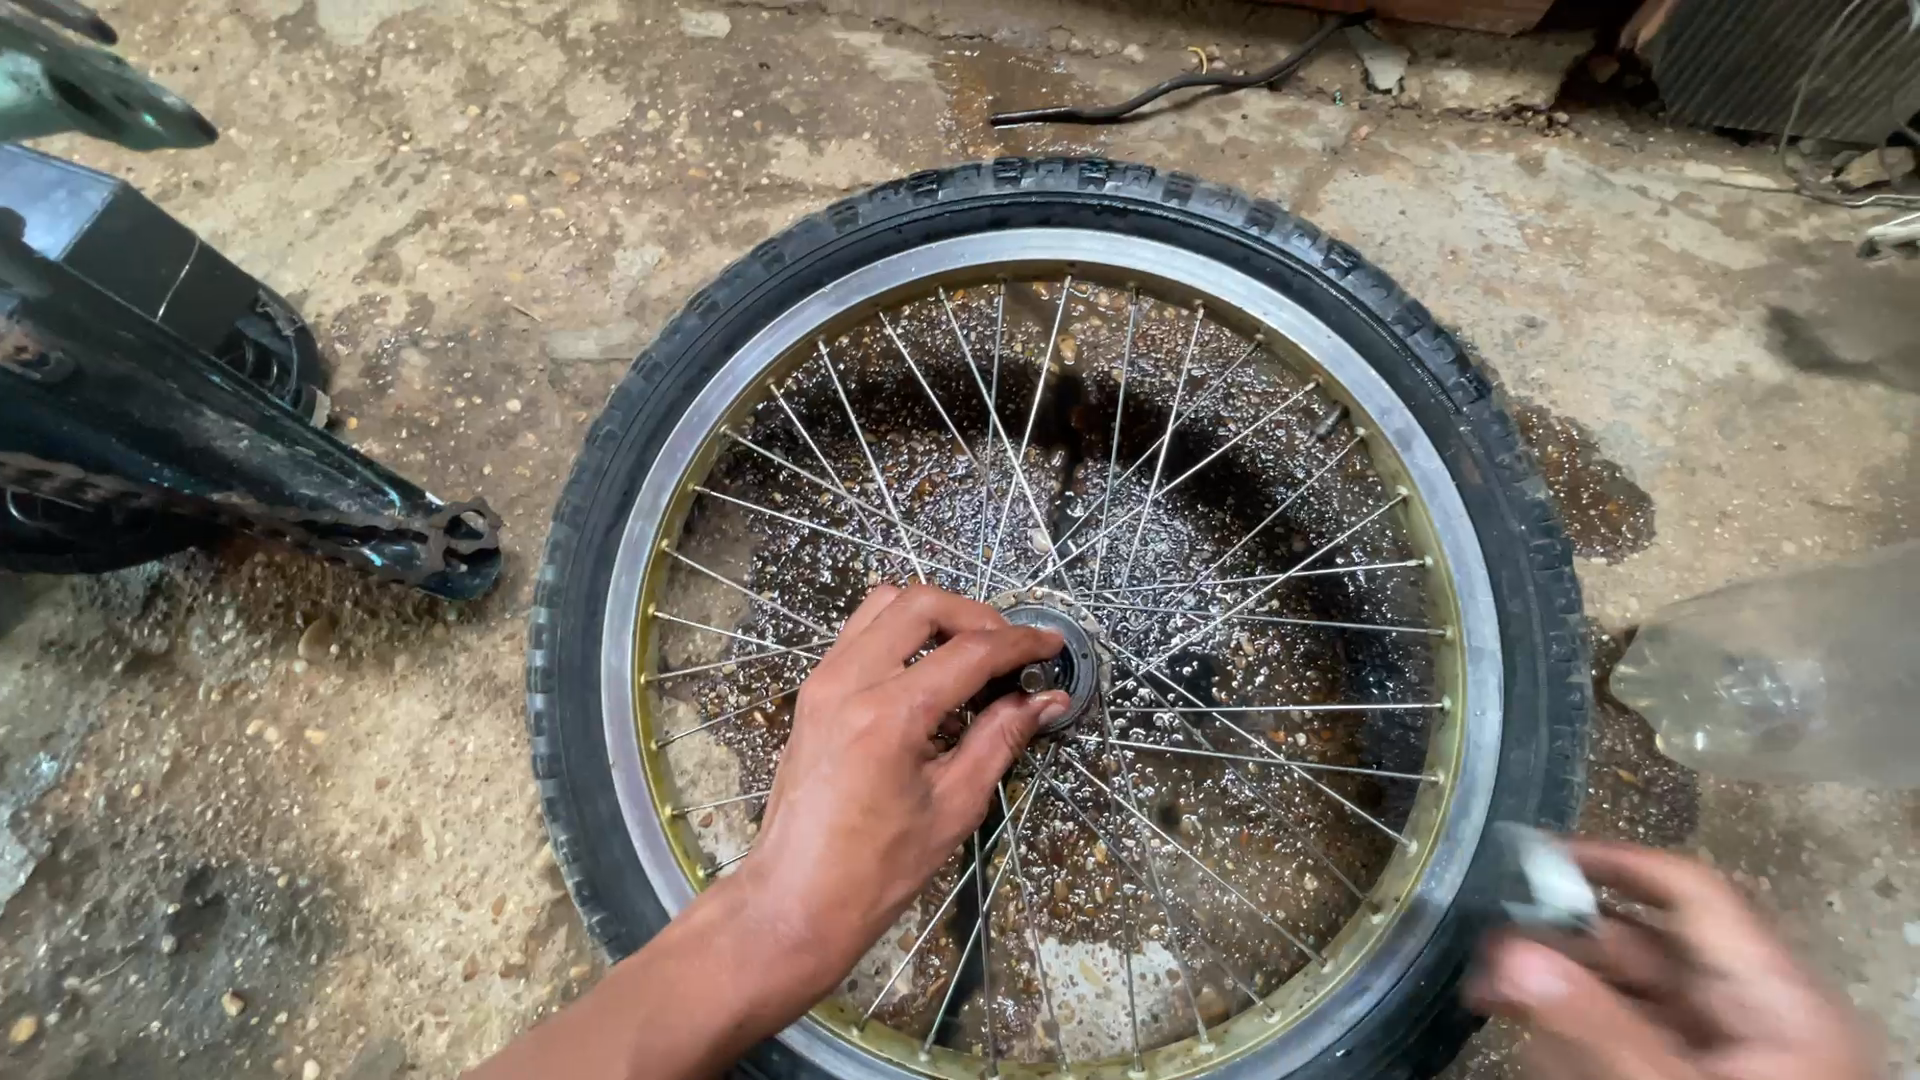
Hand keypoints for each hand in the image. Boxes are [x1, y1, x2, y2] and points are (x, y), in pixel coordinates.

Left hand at [731, 583, 1069, 1005]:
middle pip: (921, 604)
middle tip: (1009, 649)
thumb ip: (1002, 738)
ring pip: (885, 603)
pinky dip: (900, 630)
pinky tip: (925, 666)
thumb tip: (1047, 700)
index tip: (1051, 644)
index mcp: (889, 714)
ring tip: (969, 651)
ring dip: (935, 615)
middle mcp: (850, 679)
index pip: (969, 651)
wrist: (795, 899)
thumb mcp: (954, 805)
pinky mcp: (813, 689)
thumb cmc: (878, 869)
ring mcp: (823, 679)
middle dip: (976, 616)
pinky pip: (860, 630)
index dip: (1019, 643)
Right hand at [1467, 839, 1878, 1079]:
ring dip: (1549, 991)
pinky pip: (1614, 1027)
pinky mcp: (1687, 1070)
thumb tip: (1505, 953)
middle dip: (1550, 944)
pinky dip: (1567, 1029)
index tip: (1525, 856)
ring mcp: (1716, 1043)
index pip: (1686, 890)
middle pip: (1631, 938)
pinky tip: (1540, 1052)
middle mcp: (1743, 1007)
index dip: (1608, 860)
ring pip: (1612, 984)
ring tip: (1500, 1014)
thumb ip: (1593, 1029)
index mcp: (1771, 997)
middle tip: (1486, 966)